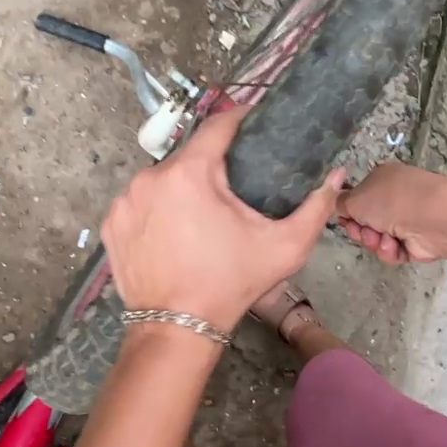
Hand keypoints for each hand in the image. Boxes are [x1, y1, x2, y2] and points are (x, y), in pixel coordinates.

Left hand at [101, 107, 342, 329]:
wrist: (177, 328)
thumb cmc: (231, 284)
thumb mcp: (285, 248)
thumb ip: (316, 208)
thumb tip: (335, 178)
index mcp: (190, 173)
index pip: (217, 126)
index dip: (238, 118)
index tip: (252, 120)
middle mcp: (150, 178)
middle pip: (188, 158)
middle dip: (210, 168)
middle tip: (232, 189)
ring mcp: (125, 201)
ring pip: (162, 181)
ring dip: (181, 189)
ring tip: (202, 216)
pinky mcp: (111, 224)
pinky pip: (139, 204)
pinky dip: (156, 211)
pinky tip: (173, 233)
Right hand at [336, 162, 446, 263]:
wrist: (432, 218)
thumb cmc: (391, 201)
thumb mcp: (355, 199)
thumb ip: (340, 203)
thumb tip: (338, 204)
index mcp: (381, 179)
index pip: (358, 197)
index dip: (348, 212)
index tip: (344, 220)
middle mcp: (394, 197)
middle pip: (365, 221)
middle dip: (360, 230)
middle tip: (363, 231)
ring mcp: (406, 220)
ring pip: (377, 238)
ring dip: (375, 241)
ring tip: (383, 238)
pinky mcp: (415, 241)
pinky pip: (392, 250)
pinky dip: (390, 250)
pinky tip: (395, 245)